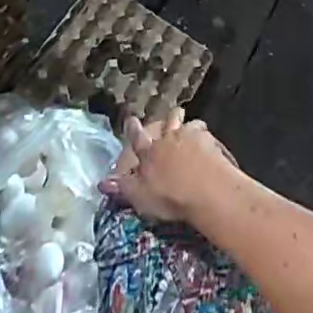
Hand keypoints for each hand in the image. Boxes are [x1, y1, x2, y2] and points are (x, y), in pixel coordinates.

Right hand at [100, 110, 244, 224]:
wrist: (206, 189)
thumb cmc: (170, 197)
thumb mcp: (140, 196)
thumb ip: (122, 187)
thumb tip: (102, 183)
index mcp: (149, 152)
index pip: (137, 137)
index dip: (132, 128)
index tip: (130, 119)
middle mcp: (168, 138)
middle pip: (168, 121)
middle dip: (169, 118)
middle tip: (171, 116)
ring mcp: (190, 137)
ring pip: (188, 123)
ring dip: (187, 125)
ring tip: (190, 127)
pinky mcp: (209, 141)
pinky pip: (205, 132)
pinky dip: (204, 136)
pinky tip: (208, 142)